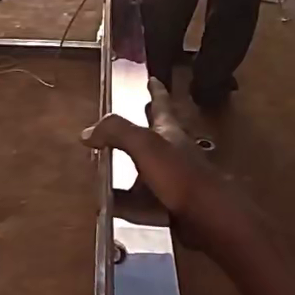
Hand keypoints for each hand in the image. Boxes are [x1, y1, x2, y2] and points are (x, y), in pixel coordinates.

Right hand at [80, 79, 229, 225]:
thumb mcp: (145, 145)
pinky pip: (144, 199)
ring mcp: (174, 178)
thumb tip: (87, 132)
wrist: (208, 216)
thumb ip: (117, 132)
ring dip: (132, 167)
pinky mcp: (171, 203)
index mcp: (169, 131)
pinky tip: (114, 206)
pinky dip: (128, 201)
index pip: (162, 104)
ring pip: (148, 168)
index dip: (156, 91)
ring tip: (111, 167)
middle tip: (136, 116)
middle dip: (145, 125)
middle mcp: (174, 151)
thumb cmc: (180, 174)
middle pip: (157, 134)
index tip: (153, 79)